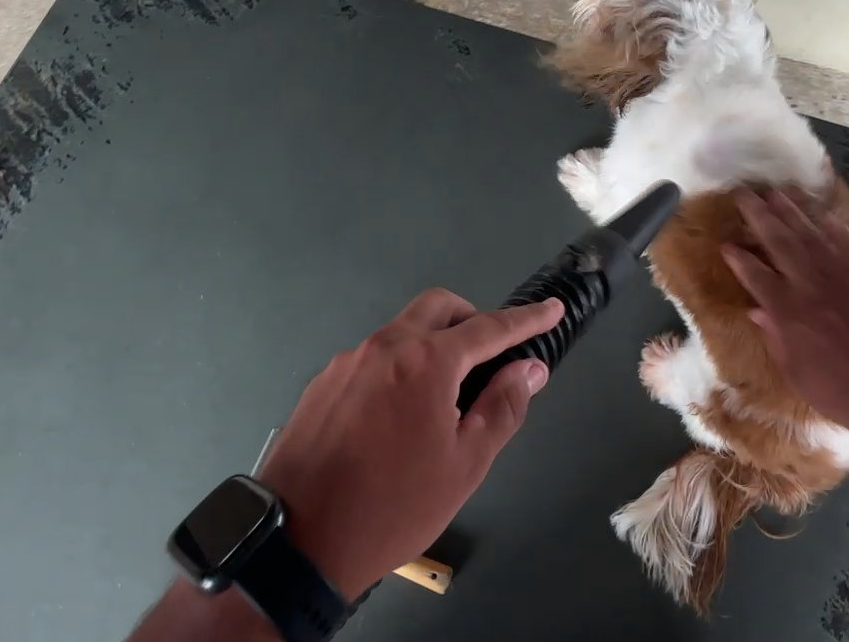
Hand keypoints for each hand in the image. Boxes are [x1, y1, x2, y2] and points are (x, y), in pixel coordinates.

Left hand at [255, 289, 563, 600]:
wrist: (296, 542)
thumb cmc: (392, 505)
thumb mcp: (464, 464)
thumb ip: (502, 407)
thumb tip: (528, 370)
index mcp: (426, 361)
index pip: (490, 328)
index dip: (527, 319)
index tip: (551, 310)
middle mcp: (385, 346)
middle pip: (438, 306)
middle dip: (472, 317)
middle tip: (489, 355)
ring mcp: (348, 361)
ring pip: (402, 330)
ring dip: (432, 345)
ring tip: (442, 399)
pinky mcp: (323, 383)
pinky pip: (373, 358)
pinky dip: (399, 367)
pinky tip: (397, 416)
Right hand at [722, 189, 848, 436]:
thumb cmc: (837, 392)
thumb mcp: (794, 370)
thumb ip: (774, 335)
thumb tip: (756, 310)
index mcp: (788, 311)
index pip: (755, 275)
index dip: (739, 258)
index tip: (726, 244)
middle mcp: (811, 286)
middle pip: (780, 242)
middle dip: (759, 216)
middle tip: (744, 195)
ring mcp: (842, 278)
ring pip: (811, 236)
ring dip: (792, 212)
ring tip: (775, 193)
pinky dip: (835, 228)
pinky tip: (824, 214)